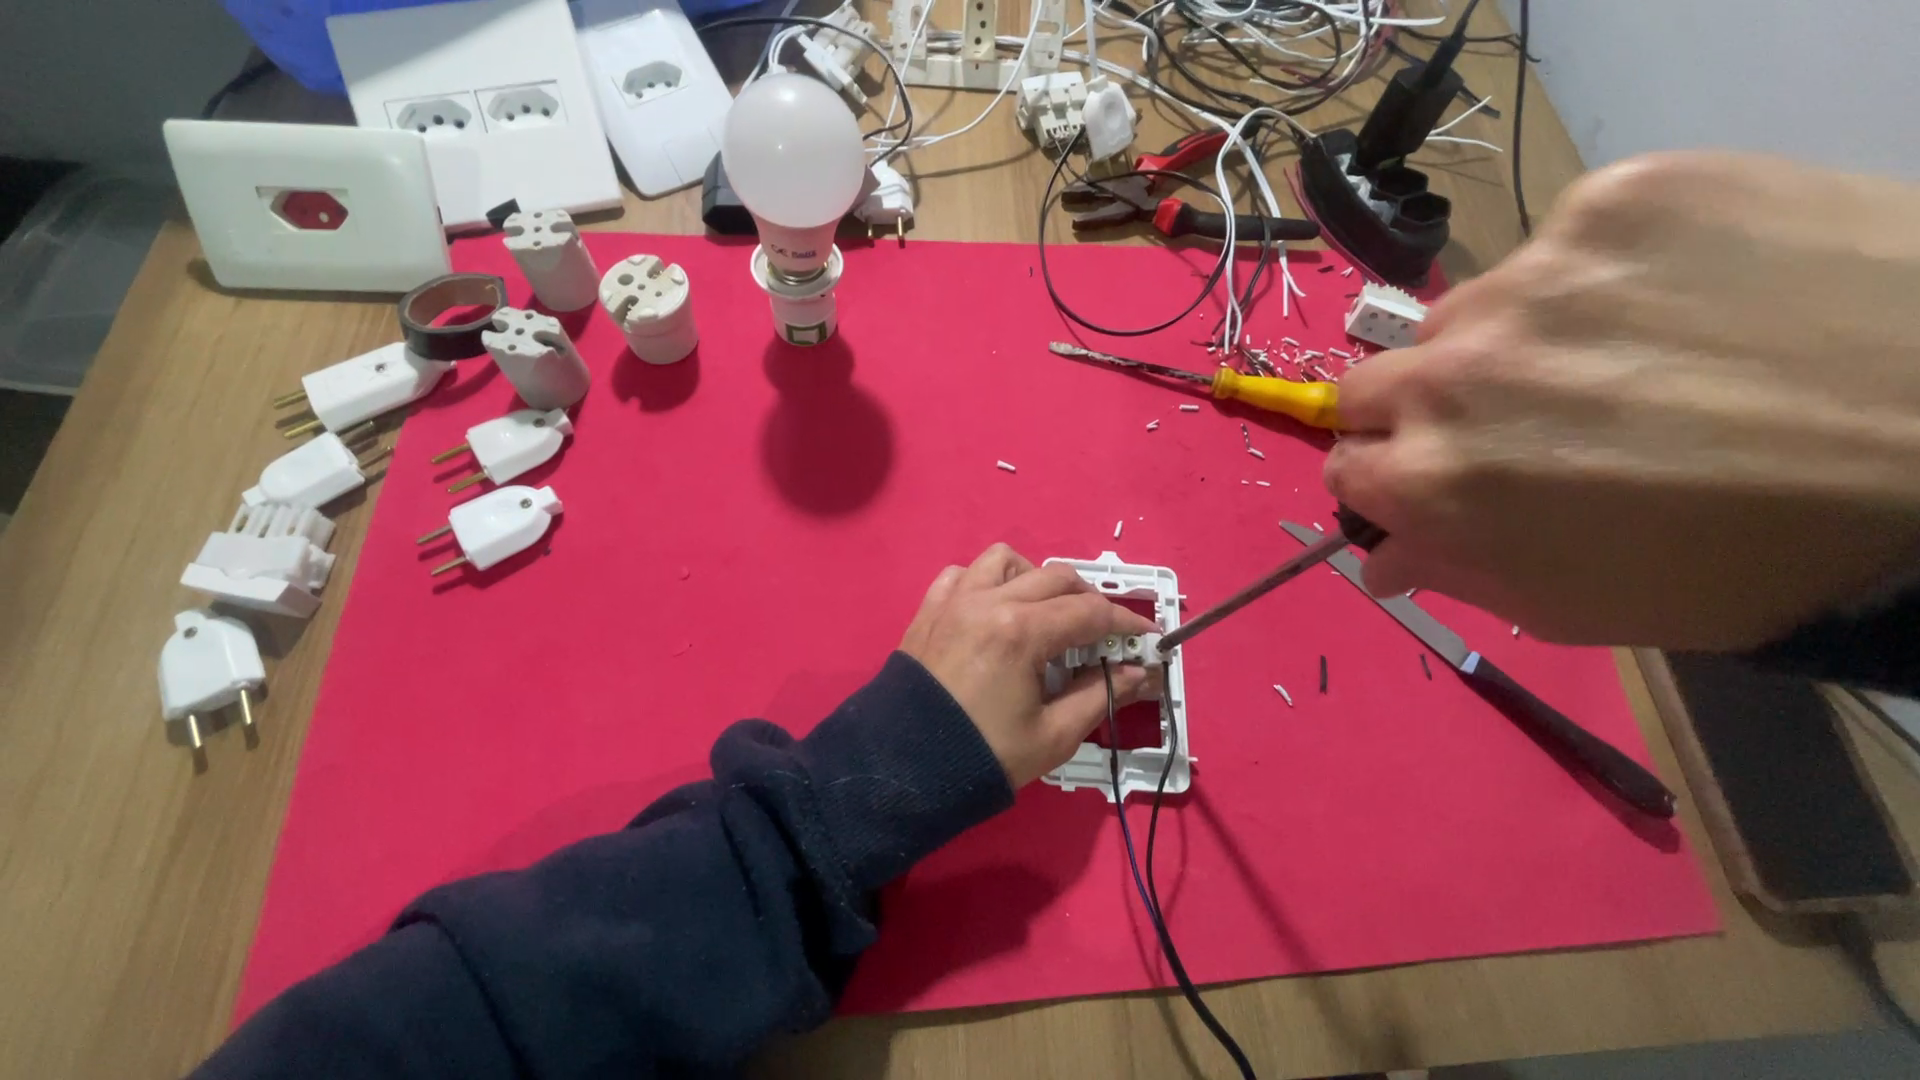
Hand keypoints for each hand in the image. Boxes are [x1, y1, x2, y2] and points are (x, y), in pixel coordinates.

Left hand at [900, 544, 1160, 787]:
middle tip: (1102, 633)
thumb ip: (1100, 695)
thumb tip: (1137, 673)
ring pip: (1005, 560)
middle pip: (1055, 578)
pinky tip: (995, 609)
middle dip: (1088, 600)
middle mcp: (988, 601)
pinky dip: (986, 581)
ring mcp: (954, 601)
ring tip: (1044, 614)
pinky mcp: (929, 611)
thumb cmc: (984, 755)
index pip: (1089, 612)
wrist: (903, 769)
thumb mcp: (1053, 735)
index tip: (1146, 636)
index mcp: (1021, 631)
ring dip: (1035, 578)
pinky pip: (962, 574)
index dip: (1125, 622)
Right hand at [1327, 152, 1919, 648]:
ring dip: (1503, 343)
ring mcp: (1535, 275)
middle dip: (1415, 413)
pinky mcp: (1619, 198)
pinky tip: (1677, 300)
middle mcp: (1455, 372)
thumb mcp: (1573, 606)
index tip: (1430, 482)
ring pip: (1464, 312)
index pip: (1345, 466)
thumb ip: (1450, 574)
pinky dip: (1593, 277)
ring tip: (1613, 358)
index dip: (1385, 481)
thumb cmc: (1749, 559)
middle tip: (1505, 423)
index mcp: (1434, 479)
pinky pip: (1560, 242)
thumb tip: (1379, 555)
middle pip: (1371, 385)